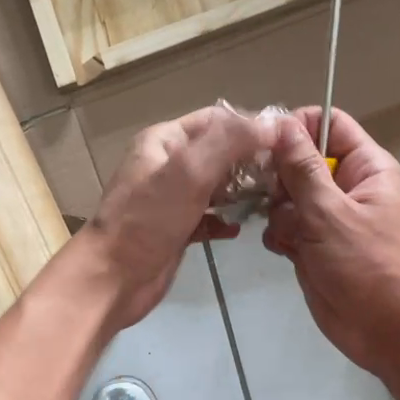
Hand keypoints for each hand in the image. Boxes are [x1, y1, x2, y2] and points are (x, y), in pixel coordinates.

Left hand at [77, 106, 261, 329]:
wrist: (112, 280)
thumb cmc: (147, 220)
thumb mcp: (189, 171)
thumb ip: (230, 141)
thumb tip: (273, 122)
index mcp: (164, 141)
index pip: (217, 119)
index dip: (251, 126)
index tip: (287, 141)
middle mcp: (167, 165)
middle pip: (219, 152)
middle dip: (250, 161)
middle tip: (283, 175)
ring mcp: (170, 200)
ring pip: (215, 186)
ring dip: (241, 191)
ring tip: (270, 199)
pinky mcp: (175, 230)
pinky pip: (207, 218)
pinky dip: (224, 220)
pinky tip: (238, 229)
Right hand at [262, 107, 399, 378]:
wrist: (390, 331)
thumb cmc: (370, 266)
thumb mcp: (331, 212)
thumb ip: (302, 169)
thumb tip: (281, 124)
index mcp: (365, 167)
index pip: (328, 124)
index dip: (296, 127)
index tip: (265, 144)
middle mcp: (346, 188)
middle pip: (299, 162)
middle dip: (278, 177)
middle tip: (270, 196)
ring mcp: (329, 220)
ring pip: (287, 199)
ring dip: (277, 213)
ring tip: (287, 234)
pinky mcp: (315, 249)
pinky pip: (286, 230)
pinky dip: (280, 238)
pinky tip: (284, 251)